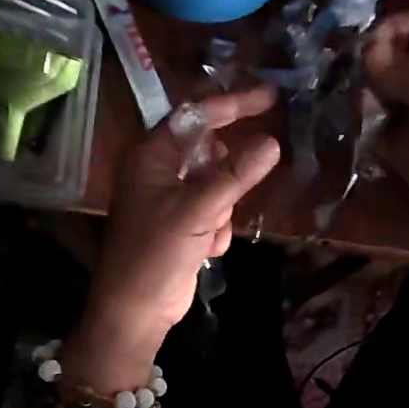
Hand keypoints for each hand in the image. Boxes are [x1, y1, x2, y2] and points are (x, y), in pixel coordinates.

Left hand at [67, 88, 280, 387]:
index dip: (234, 104)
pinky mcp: (183, 224)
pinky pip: (216, 212)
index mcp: (152, 155)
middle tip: (219, 205)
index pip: (197, 116)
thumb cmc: (155, 253)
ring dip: (221, 212)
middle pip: (212, 153)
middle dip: (224, 181)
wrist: (136, 309)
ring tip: (204, 235)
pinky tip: (204, 250)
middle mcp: (160, 171)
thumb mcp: (198, 210)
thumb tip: (272, 143)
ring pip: (219, 186)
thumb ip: (235, 175)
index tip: (271, 98)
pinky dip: (216, 230)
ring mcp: (171, 198)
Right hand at [363, 9, 408, 237]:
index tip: (368, 45)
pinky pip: (375, 128)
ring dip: (365, 94)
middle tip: (356, 78)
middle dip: (373, 62)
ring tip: (360, 107)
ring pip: (380, 91)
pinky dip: (363, 125)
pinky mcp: (402, 148)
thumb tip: (366, 50)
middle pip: (395, 56)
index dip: (395, 29)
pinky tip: (360, 127)